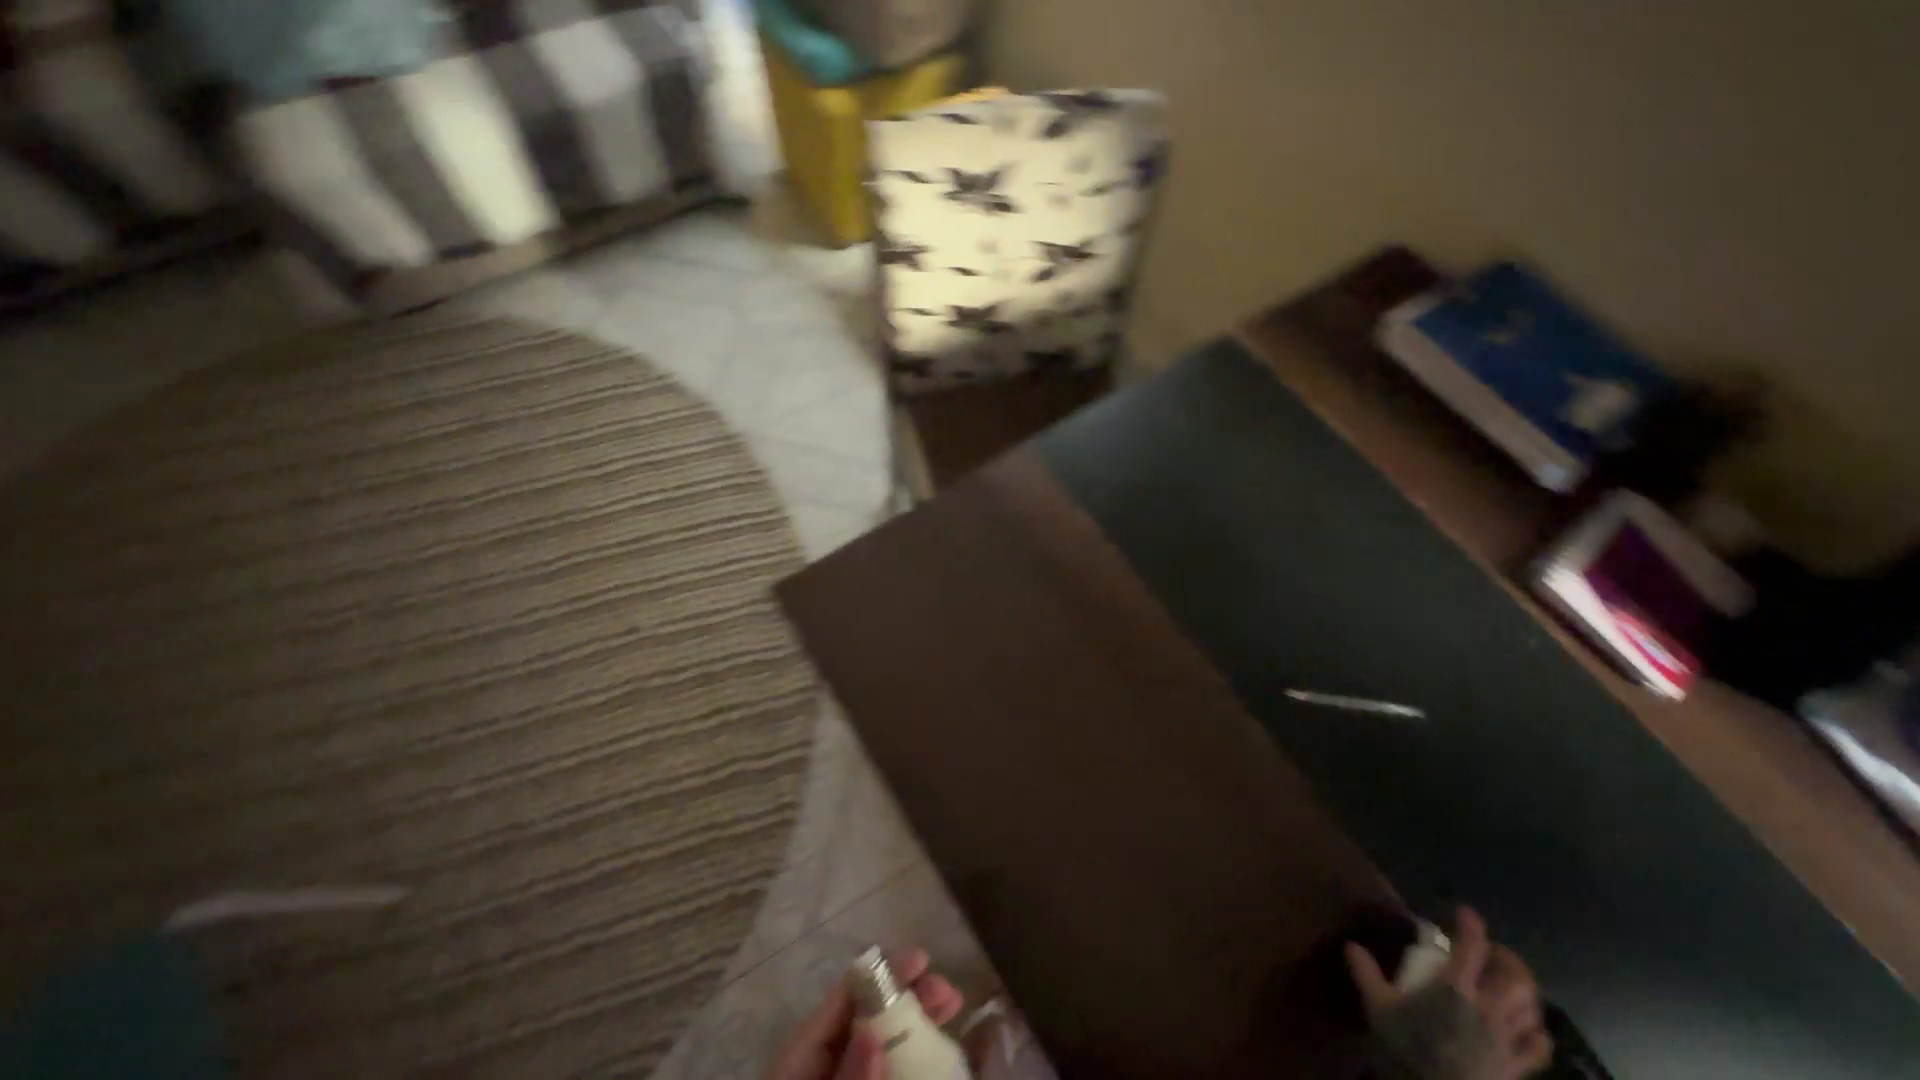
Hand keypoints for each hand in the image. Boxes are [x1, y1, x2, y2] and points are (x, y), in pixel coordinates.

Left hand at [769, 947, 964, 1079]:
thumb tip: (873, 1035)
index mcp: (796, 1067)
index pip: (836, 1011)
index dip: (877, 978)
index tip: (922, 959)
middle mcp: (821, 1076)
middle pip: (864, 1031)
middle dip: (907, 1005)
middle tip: (948, 993)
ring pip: (883, 1059)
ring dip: (918, 1036)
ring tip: (956, 1018)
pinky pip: (892, 1079)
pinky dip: (918, 1070)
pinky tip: (951, 1061)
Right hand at [1345, 907, 1553, 1079]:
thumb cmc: (1405, 1047)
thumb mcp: (1378, 1007)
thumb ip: (1367, 974)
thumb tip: (1351, 945)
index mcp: (1454, 989)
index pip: (1472, 947)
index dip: (1471, 925)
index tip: (1465, 913)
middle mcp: (1486, 1008)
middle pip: (1515, 977)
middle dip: (1508, 959)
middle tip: (1493, 954)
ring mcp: (1505, 1038)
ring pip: (1531, 1008)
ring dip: (1524, 993)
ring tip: (1510, 987)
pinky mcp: (1515, 1065)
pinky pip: (1539, 1047)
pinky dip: (1538, 1034)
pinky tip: (1529, 1029)